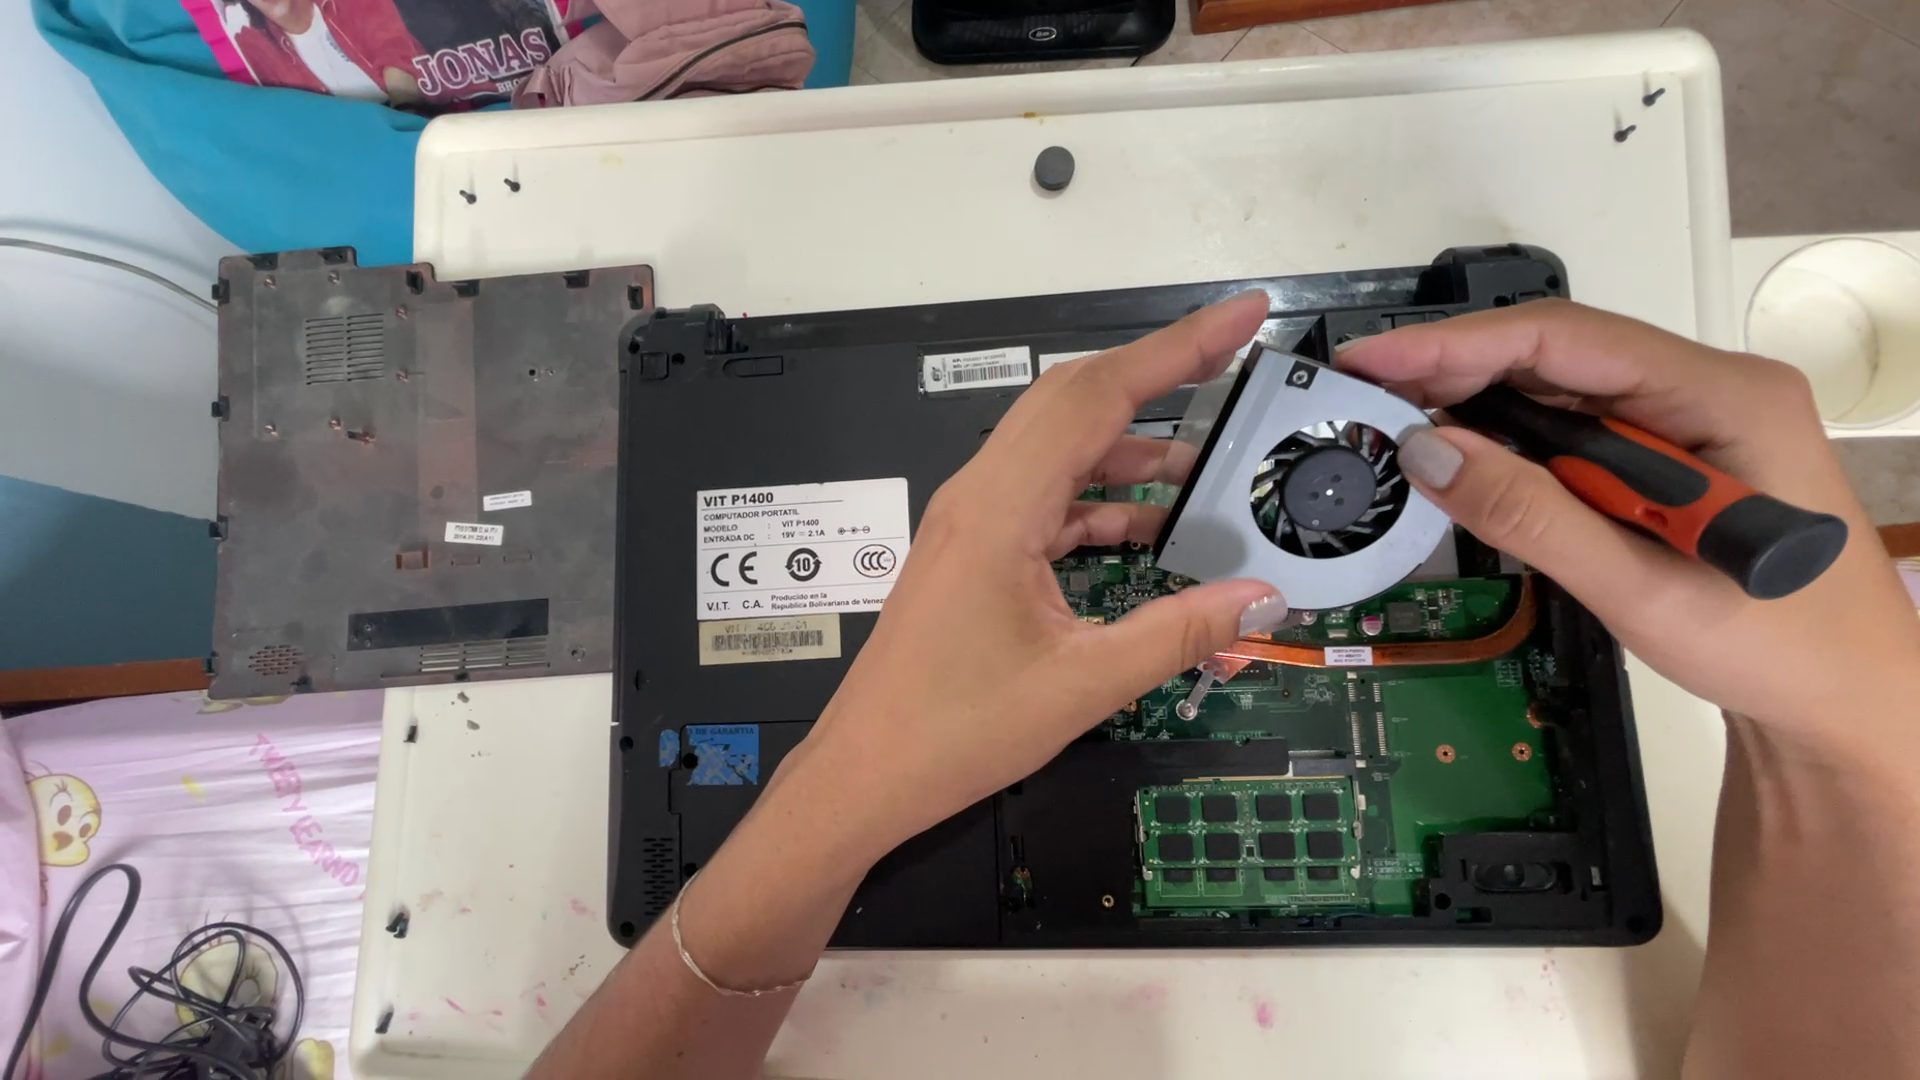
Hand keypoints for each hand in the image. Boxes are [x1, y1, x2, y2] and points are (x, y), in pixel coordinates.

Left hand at [782, 291, 1286, 860]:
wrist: (866, 770)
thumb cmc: (957, 730)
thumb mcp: (1082, 685)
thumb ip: (1179, 633)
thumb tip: (1263, 597)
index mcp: (1000, 508)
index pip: (1096, 397)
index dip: (1176, 348)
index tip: (1242, 314)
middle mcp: (980, 495)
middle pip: (1073, 403)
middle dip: (1156, 377)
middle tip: (1232, 364)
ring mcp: (973, 520)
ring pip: (1059, 452)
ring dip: (1130, 449)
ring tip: (1207, 464)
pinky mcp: (975, 550)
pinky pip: (1046, 501)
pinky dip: (1100, 501)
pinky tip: (1149, 525)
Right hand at [1335, 299, 1919, 747]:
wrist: (1838, 697)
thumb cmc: (1769, 646)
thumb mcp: (1638, 587)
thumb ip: (1530, 517)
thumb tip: (1422, 451)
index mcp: (1719, 396)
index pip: (1562, 341)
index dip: (1452, 344)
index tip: (1366, 361)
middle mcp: (1695, 387)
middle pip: (1546, 352)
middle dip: (1443, 367)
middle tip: (1355, 393)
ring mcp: (1670, 416)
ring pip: (1540, 385)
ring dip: (1457, 398)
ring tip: (1380, 416)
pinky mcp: (1644, 449)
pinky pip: (1548, 425)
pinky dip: (1485, 434)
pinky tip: (1441, 448)